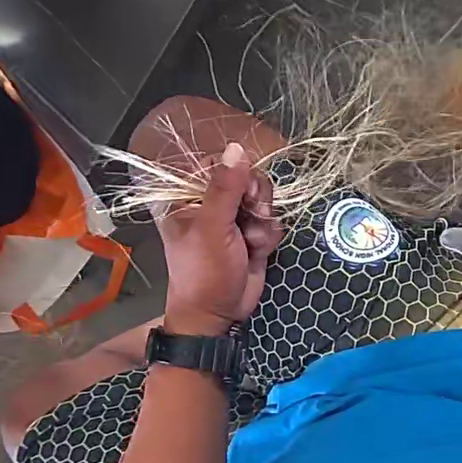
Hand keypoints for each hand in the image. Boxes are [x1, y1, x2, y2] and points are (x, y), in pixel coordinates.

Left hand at [158, 142, 283, 336]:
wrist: (218, 314)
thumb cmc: (205, 272)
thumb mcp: (212, 228)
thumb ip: (225, 188)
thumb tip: (236, 148)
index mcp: (189, 198)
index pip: (218, 165)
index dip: (237, 173)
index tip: (244, 191)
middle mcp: (212, 204)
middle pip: (247, 179)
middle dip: (255, 199)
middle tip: (251, 217)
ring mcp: (234, 220)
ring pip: (263, 199)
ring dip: (263, 221)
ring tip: (252, 242)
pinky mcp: (252, 235)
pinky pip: (271, 221)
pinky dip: (268, 236)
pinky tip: (258, 251)